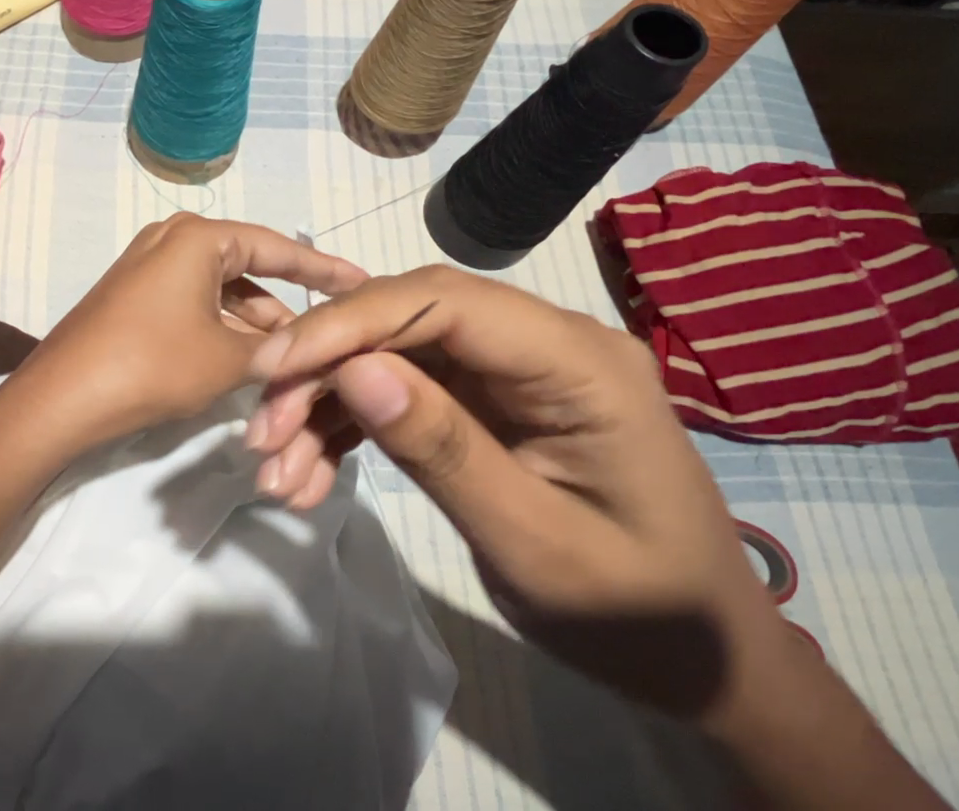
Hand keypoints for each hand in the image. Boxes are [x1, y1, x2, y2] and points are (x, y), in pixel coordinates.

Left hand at [10, 213, 366, 452]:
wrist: (61, 400)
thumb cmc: (151, 365)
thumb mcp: (228, 360)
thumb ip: (278, 351)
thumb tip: (308, 351)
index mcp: (198, 238)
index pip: (278, 247)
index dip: (324, 269)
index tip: (363, 281)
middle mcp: (172, 241)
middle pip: (249, 269)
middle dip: (287, 307)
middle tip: (330, 332)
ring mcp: (148, 270)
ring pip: (221, 294)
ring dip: (255, 327)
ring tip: (294, 360)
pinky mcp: (134, 300)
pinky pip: (195, 307)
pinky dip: (223, 332)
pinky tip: (248, 364)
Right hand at [244, 265, 779, 718]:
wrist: (696, 655)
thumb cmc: (633, 611)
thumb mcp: (533, 542)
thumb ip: (444, 449)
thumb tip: (354, 369)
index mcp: (576, 363)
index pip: (443, 303)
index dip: (348, 323)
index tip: (274, 367)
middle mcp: (541, 347)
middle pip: (405, 323)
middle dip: (323, 370)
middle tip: (262, 435)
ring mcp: (511, 375)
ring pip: (391, 359)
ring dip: (324, 408)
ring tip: (276, 474)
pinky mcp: (487, 405)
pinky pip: (403, 397)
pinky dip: (349, 432)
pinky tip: (309, 477)